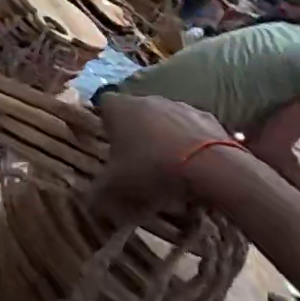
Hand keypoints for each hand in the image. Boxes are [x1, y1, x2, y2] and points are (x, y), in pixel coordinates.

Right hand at [91, 93, 230, 214]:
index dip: (105, 121)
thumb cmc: (151, 170)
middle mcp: (149, 99)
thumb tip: (89, 200)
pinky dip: (188, 143)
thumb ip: (96, 192)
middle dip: (134, 131)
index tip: (108, 141)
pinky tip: (191, 166)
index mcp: (121, 108)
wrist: (211, 168)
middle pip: (136, 111)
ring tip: (166, 166)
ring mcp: (182, 106)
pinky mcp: (209, 118)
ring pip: (164, 119)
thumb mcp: (114, 188)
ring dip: (162, 136)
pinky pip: (191, 129)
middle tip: (134, 159)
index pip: (104, 103)